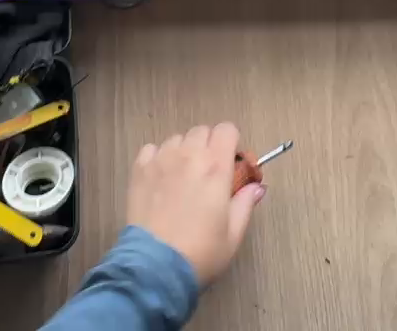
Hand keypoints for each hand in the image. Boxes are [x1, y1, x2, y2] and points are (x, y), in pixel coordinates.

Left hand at [126, 123, 265, 286]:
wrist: (156, 266)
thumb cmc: (200, 252)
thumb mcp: (232, 235)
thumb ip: (245, 204)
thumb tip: (256, 187)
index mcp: (215, 167)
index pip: (227, 129)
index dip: (231, 142)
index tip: (231, 161)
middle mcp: (189, 155)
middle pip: (202, 131)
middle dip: (208, 146)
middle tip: (208, 173)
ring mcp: (162, 158)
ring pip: (177, 139)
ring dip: (184, 151)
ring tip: (182, 177)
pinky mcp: (140, 168)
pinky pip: (152, 149)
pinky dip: (158, 158)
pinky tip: (160, 179)